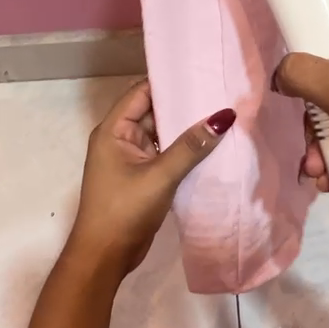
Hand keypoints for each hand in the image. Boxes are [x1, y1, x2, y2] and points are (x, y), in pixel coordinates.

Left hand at [64, 80, 234, 276]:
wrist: (105, 256)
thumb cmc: (124, 210)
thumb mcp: (160, 176)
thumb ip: (191, 146)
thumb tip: (224, 116)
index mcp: (113, 130)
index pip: (141, 92)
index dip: (168, 81)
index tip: (200, 72)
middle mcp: (121, 139)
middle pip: (153, 112)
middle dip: (183, 104)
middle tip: (220, 91)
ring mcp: (132, 159)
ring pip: (162, 134)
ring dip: (186, 128)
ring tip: (222, 113)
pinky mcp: (143, 177)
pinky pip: (166, 154)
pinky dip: (184, 150)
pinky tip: (211, 145)